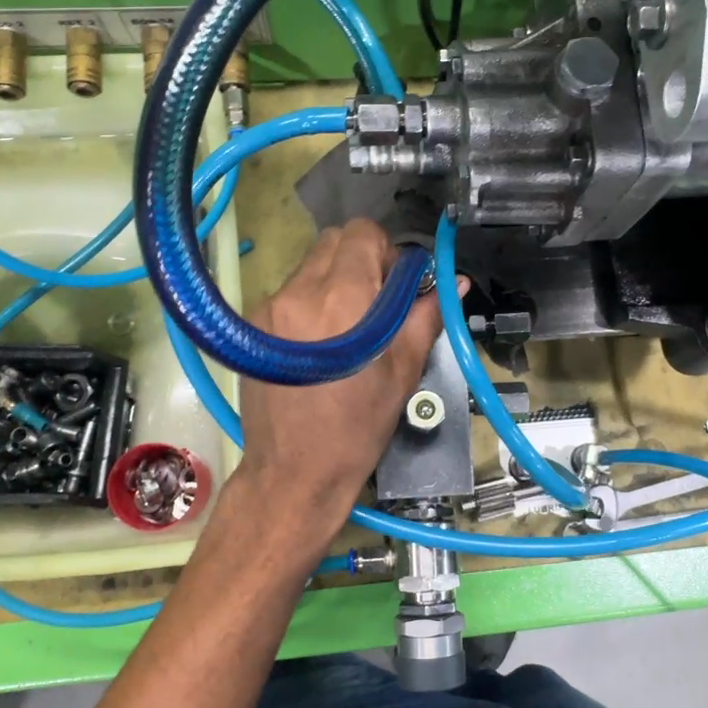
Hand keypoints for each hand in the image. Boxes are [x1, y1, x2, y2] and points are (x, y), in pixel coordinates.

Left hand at [232, 220, 448, 545]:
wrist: (293, 473)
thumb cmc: (357, 428)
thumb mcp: (403, 372)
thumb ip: (426, 316)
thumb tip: (454, 281)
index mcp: (342, 300)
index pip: (363, 234)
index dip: (387, 253)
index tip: (396, 288)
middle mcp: (298, 292)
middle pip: (334, 241)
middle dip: (360, 261)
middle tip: (375, 306)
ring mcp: (269, 306)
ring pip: (310, 265)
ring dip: (334, 281)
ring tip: (346, 330)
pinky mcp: (253, 324)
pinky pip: (290, 291)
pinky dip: (311, 302)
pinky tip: (319, 345)